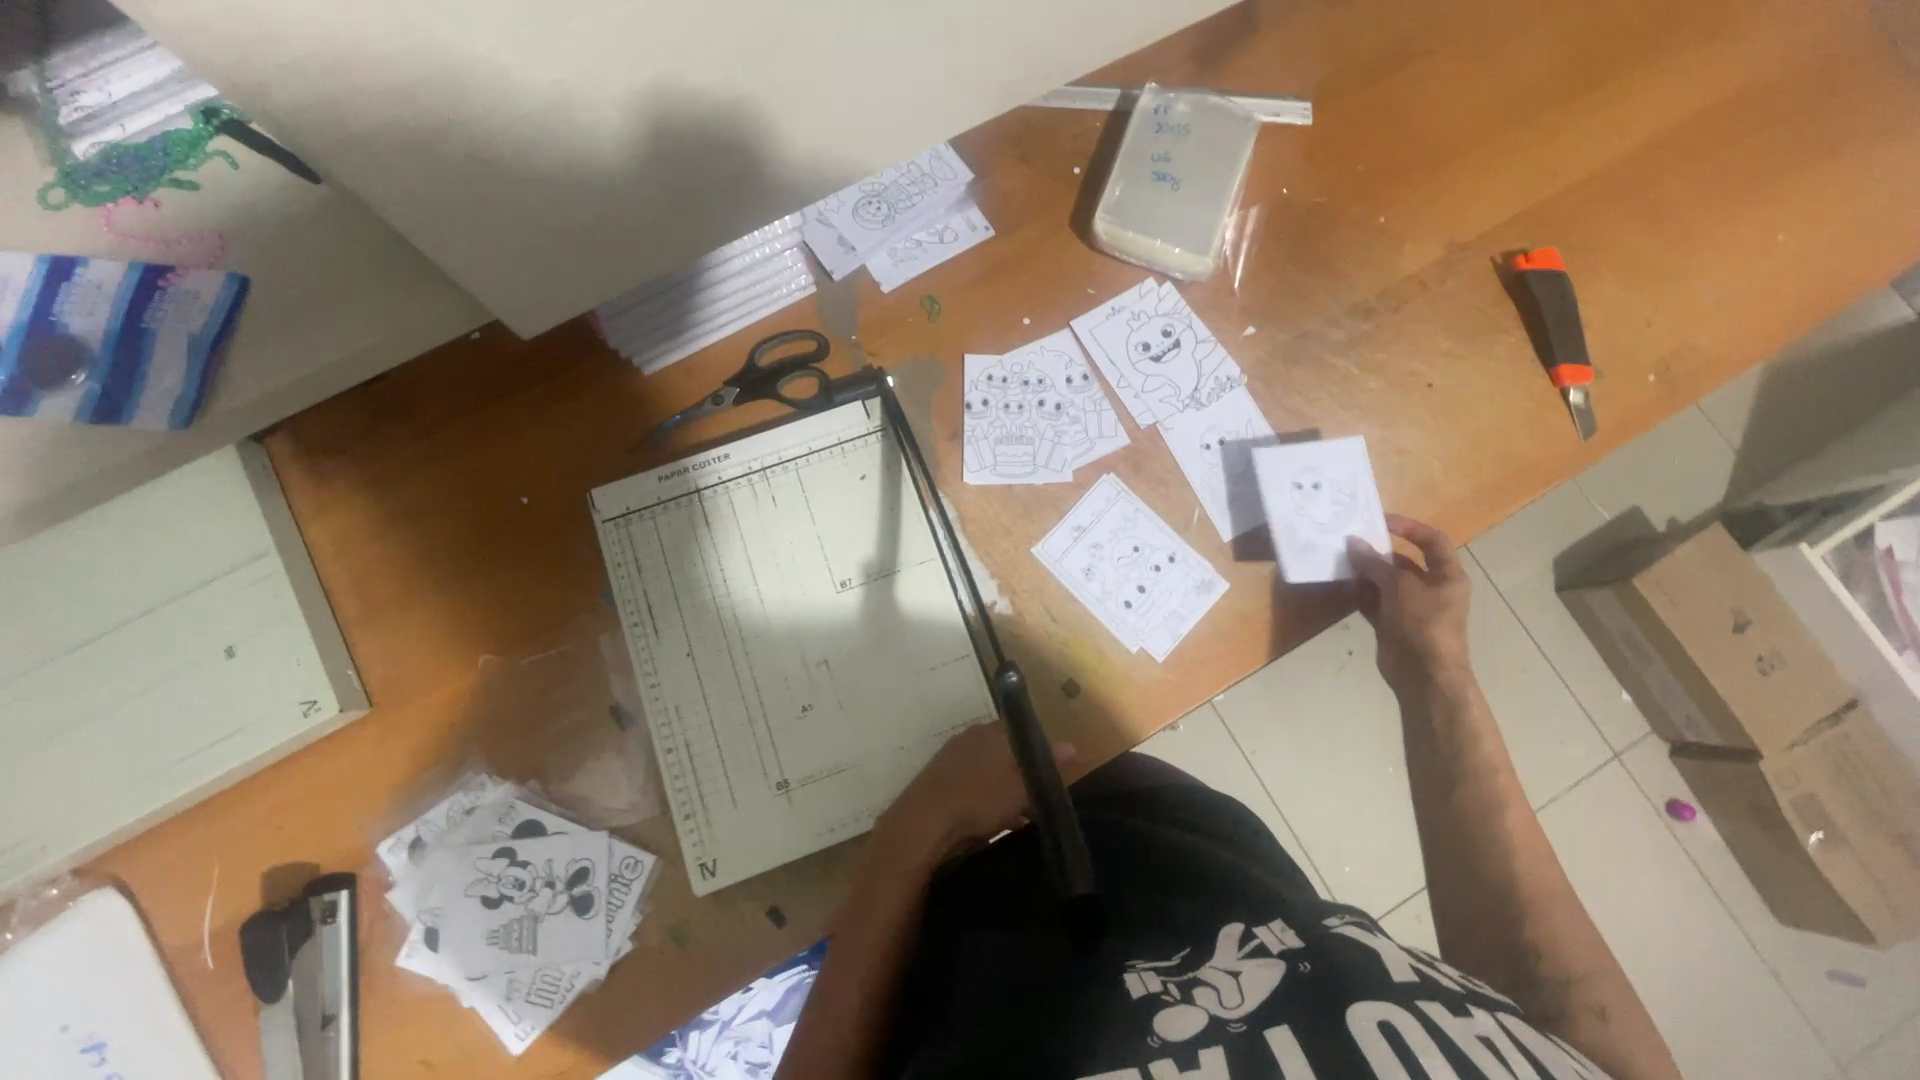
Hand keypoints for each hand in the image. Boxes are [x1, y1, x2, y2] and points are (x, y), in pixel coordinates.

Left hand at [874, 723, 1075, 869]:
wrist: (923, 823)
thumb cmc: (980, 799)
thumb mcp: (1022, 786)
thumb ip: (1047, 766)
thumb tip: (1073, 746)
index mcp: (992, 731)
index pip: (1023, 731)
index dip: (1040, 751)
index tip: (1052, 773)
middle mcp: (971, 738)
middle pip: (1005, 752)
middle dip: (1022, 773)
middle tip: (1039, 798)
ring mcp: (951, 759)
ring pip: (988, 771)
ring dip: (1004, 791)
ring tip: (1022, 818)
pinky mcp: (938, 782)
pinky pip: (972, 788)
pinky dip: (985, 802)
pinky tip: (995, 824)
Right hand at [1347, 514, 1471, 698]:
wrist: (1423, 674)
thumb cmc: (1423, 624)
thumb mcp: (1400, 587)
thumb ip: (1375, 563)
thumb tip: (1353, 542)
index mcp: (1447, 576)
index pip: (1432, 541)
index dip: (1409, 528)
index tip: (1380, 521)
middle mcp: (1431, 588)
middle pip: (1403, 562)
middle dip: (1378, 552)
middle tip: (1351, 541)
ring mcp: (1410, 607)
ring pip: (1385, 582)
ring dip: (1365, 573)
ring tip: (1342, 561)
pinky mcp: (1392, 623)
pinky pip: (1374, 602)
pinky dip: (1360, 594)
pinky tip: (1342, 585)